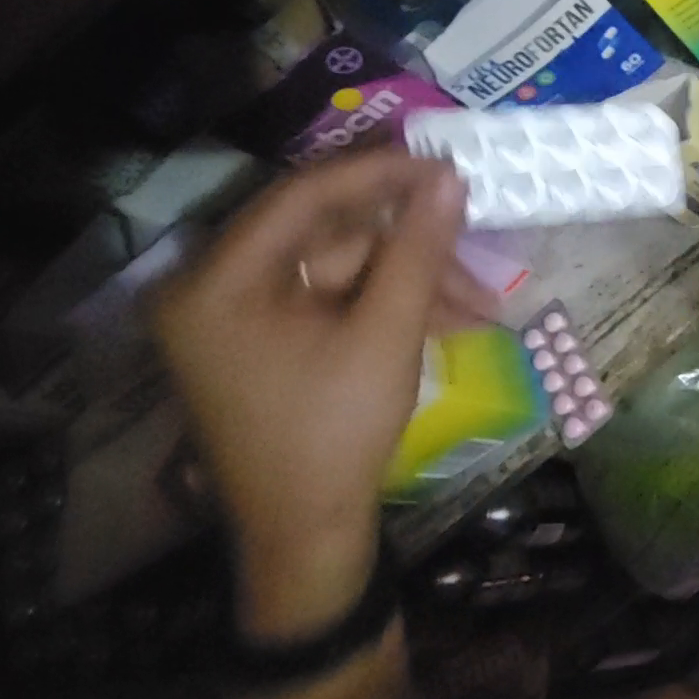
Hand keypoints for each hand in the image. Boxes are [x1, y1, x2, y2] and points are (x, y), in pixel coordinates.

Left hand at [154, 151, 482, 639]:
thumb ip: (418, 249)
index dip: (380, 174)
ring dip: (417, 282)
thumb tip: (450, 179)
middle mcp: (217, 287)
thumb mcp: (387, 333)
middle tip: (478, 253)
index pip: (302, 197)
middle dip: (414, 250)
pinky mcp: (271, 336)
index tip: (446, 168)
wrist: (307, 529)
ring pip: (348, 270)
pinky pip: (341, 299)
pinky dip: (395, 305)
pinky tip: (452, 319)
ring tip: (481, 306)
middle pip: (332, 238)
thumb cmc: (336, 431)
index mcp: (218, 283)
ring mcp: (244, 314)